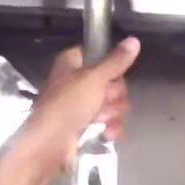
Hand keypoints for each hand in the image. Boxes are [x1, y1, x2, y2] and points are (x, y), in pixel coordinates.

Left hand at [9, 38, 139, 169]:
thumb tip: (134, 39)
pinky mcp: (87, 126)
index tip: (113, 75)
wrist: (49, 145)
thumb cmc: (68, 105)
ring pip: (113, 103)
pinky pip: (109, 122)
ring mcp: (81, 105)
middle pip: (112, 82)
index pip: (100, 55)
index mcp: (72, 63)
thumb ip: (116, 61)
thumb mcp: (94, 78)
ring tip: (100, 121)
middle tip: (103, 101)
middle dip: (113, 96)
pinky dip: (110, 128)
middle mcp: (76, 81)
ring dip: (112, 114)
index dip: (111, 67)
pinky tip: (106, 134)